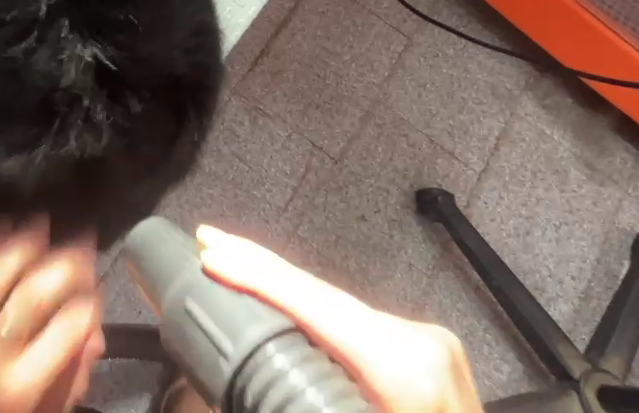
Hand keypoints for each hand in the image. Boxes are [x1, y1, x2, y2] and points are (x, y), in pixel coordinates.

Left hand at [0, 217, 104, 412]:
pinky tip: (1, 227)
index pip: (64, 333)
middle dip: (63, 264)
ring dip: (21, 246)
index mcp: (23, 387)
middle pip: (31, 298)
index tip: (98, 283)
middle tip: (82, 239)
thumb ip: (71, 378)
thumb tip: (94, 332)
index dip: (87, 302)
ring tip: (42, 222)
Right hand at [197, 227, 482, 412]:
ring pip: (336, 306)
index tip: (211, 252)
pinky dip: (311, 310)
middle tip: (210, 241)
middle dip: (260, 267)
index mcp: (405, 371)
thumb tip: (221, 394)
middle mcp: (421, 346)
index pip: (315, 303)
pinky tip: (281, 300)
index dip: (257, 273)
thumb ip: (302, 398)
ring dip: (282, 289)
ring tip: (232, 263)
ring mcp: (428, 347)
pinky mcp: (427, 355)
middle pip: (321, 294)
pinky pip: (353, 322)